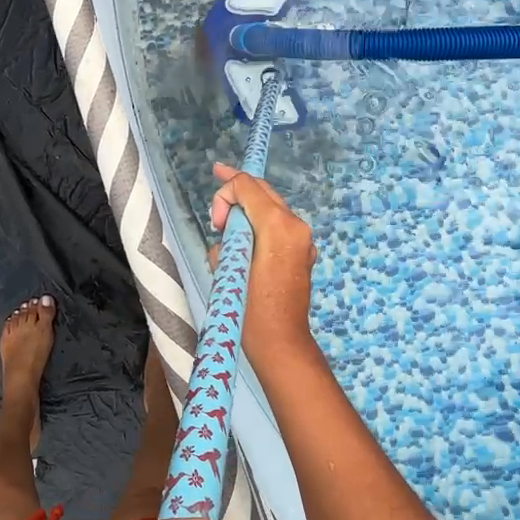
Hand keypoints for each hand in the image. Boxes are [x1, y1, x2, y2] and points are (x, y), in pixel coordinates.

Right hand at [208, 162, 315, 363]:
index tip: (215, 223)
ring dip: (249, 207)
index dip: (224, 194)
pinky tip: (246, 235)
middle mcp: (295, 225)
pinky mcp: (304, 252)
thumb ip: (228, 236)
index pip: (246, 186)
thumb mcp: (228, 265)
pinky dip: (262, 222)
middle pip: (262, 190)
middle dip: (237, 188)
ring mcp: (304, 239)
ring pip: (272, 206)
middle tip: (217, 175)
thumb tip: (231, 234)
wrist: (281, 343)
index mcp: (277, 224)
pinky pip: (279, 225)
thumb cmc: (249, 308)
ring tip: (228, 226)